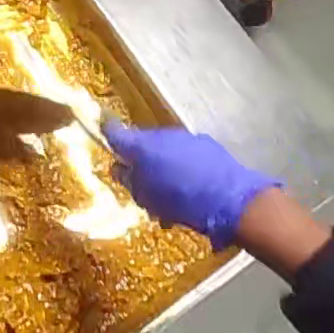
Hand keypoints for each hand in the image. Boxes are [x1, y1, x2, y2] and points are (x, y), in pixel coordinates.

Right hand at [104, 122, 277, 248]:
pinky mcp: (207, 147)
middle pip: (142, 145)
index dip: (106, 133)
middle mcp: (163, 135)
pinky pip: (185, 156)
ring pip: (164, 152)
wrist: (233, 200)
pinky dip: (181, 170)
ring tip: (168, 201)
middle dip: (139, 163)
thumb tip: (118, 167)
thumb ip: (129, 180)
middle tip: (141, 188)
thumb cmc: (181, 201)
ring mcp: (187, 139)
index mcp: (143, 146)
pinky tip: (189, 194)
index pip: (116, 132)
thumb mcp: (146, 196)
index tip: (101, 131)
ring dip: (162, 170)